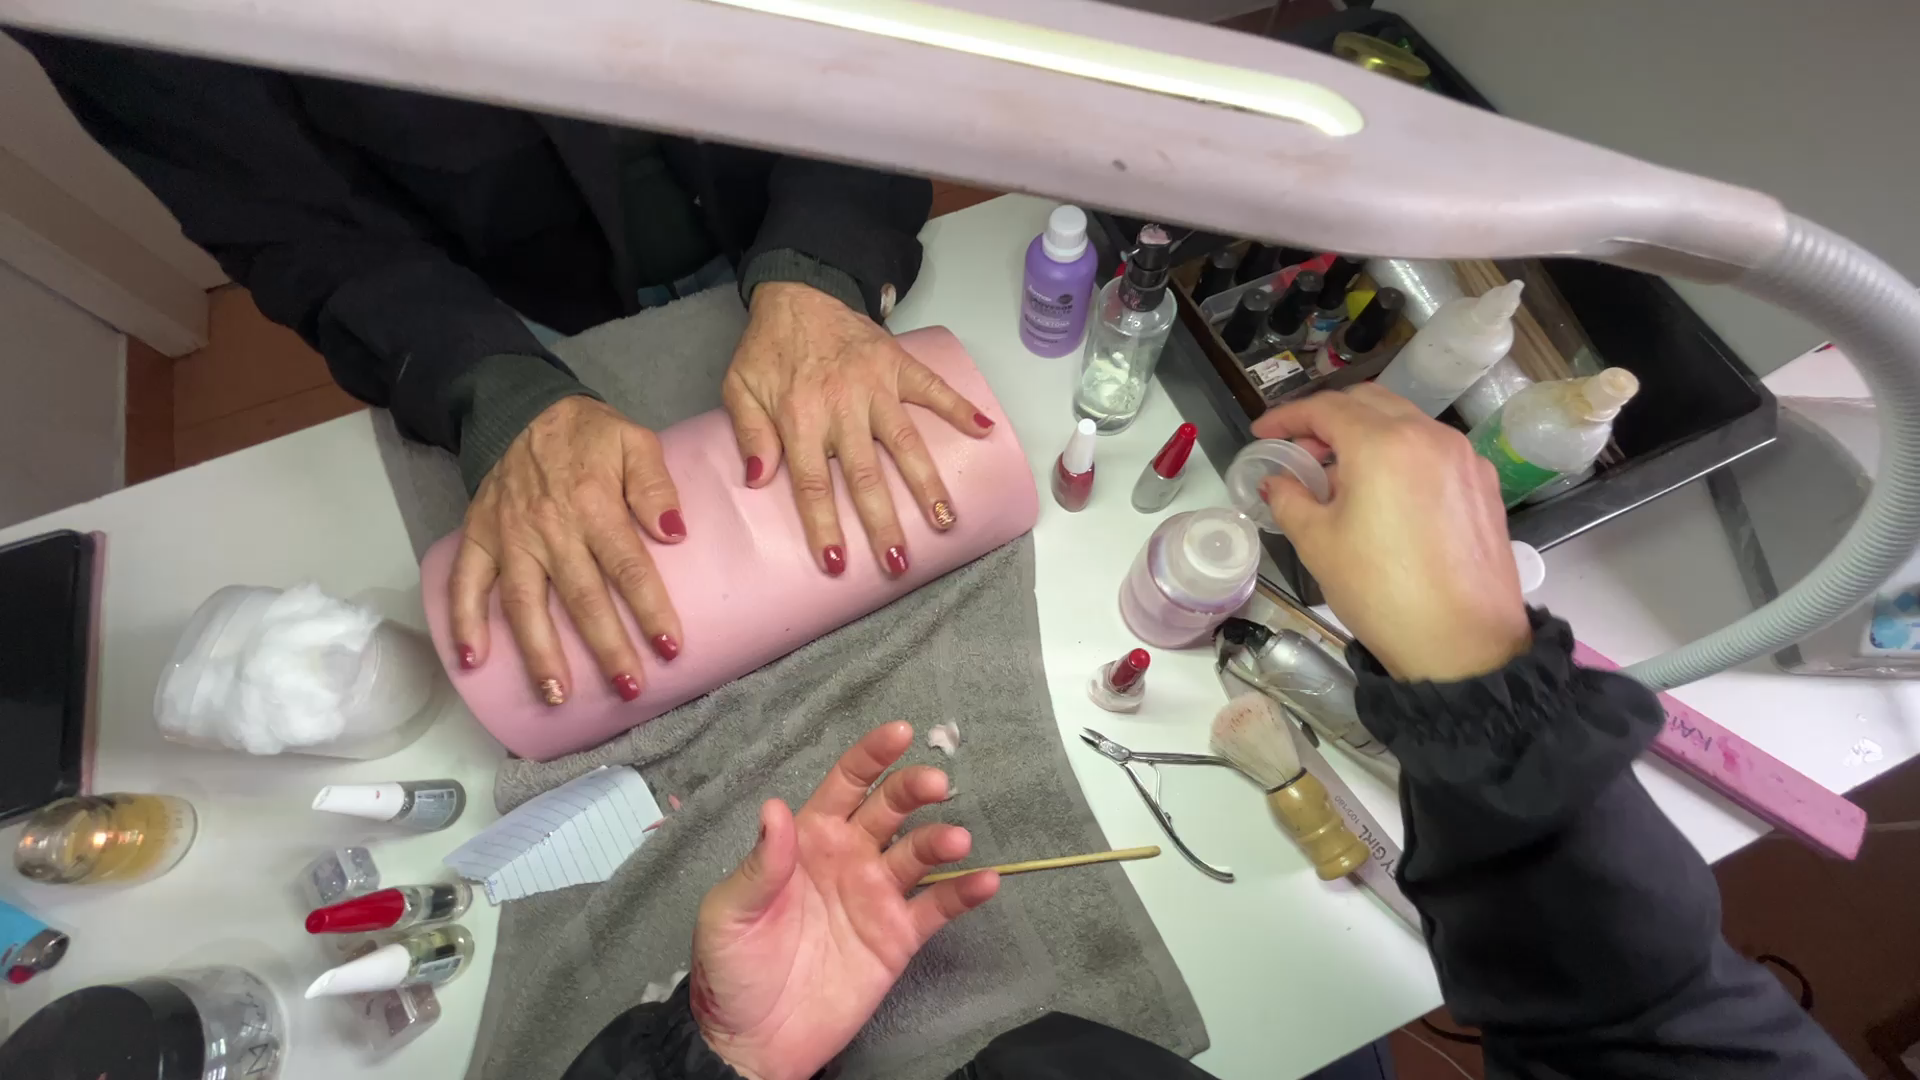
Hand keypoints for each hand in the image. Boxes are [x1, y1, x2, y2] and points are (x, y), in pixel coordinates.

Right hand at [450, 396, 683, 705]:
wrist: (523, 409)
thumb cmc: (591, 434)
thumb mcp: (636, 443)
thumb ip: (655, 488)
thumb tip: (675, 533)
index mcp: (595, 507)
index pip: (629, 569)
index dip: (650, 611)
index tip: (671, 648)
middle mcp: (550, 530)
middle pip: (583, 599)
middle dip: (607, 647)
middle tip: (630, 688)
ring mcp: (509, 538)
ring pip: (525, 604)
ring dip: (539, 653)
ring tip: (557, 695)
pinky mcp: (478, 538)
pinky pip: (465, 585)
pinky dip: (464, 623)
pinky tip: (473, 663)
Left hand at [689, 722, 999, 1079]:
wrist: (752, 1043)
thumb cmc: (732, 966)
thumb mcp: (730, 911)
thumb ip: (760, 863)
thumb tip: (775, 808)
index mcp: (812, 836)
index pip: (848, 783)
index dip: (872, 756)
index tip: (900, 733)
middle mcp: (852, 854)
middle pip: (891, 807)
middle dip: (914, 789)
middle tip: (936, 784)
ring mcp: (878, 894)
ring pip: (918, 852)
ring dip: (941, 840)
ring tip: (957, 841)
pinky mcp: (898, 936)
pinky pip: (936, 907)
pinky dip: (963, 892)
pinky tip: (985, 881)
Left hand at [724, 282, 993, 577]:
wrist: (797, 291)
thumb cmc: (768, 348)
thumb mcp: (739, 387)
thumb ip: (749, 434)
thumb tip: (758, 479)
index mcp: (800, 417)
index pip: (812, 483)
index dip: (824, 525)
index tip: (837, 563)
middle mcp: (842, 406)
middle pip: (864, 474)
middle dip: (882, 521)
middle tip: (898, 562)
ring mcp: (876, 386)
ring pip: (905, 442)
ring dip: (926, 484)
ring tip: (945, 520)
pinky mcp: (899, 365)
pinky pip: (933, 389)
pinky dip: (960, 408)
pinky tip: (985, 431)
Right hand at [1252, 384, 1530, 680]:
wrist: (1461, 642)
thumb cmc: (1380, 589)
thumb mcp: (1316, 541)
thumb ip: (1289, 498)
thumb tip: (1279, 483)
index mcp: (1383, 445)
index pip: (1326, 408)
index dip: (1286, 417)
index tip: (1263, 434)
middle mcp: (1429, 437)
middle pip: (1368, 403)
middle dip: (1325, 420)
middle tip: (1295, 452)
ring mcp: (1462, 458)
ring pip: (1401, 423)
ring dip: (1361, 436)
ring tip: (1333, 478)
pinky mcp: (1480, 483)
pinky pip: (1428, 449)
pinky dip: (1394, 454)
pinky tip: (1376, 495)